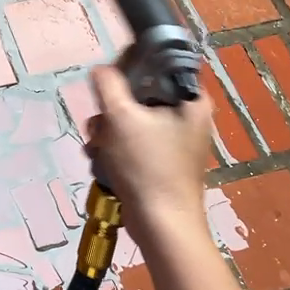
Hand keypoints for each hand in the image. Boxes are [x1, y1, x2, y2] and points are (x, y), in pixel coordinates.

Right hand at [83, 64, 212, 244]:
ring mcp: (176, 140)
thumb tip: (101, 71)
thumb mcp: (120, 116)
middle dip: (112, 108)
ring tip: (98, 146)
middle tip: (102, 123)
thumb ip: (107, 84)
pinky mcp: (163, 160)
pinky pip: (133, 140)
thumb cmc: (147, 166)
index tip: (108, 82)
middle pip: (139, 93)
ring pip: (132, 118)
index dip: (129, 66)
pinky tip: (102, 158)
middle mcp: (189, 116)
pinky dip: (115, 147)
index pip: (158, 63)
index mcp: (192, 100)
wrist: (161, 225)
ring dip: (108, 130)